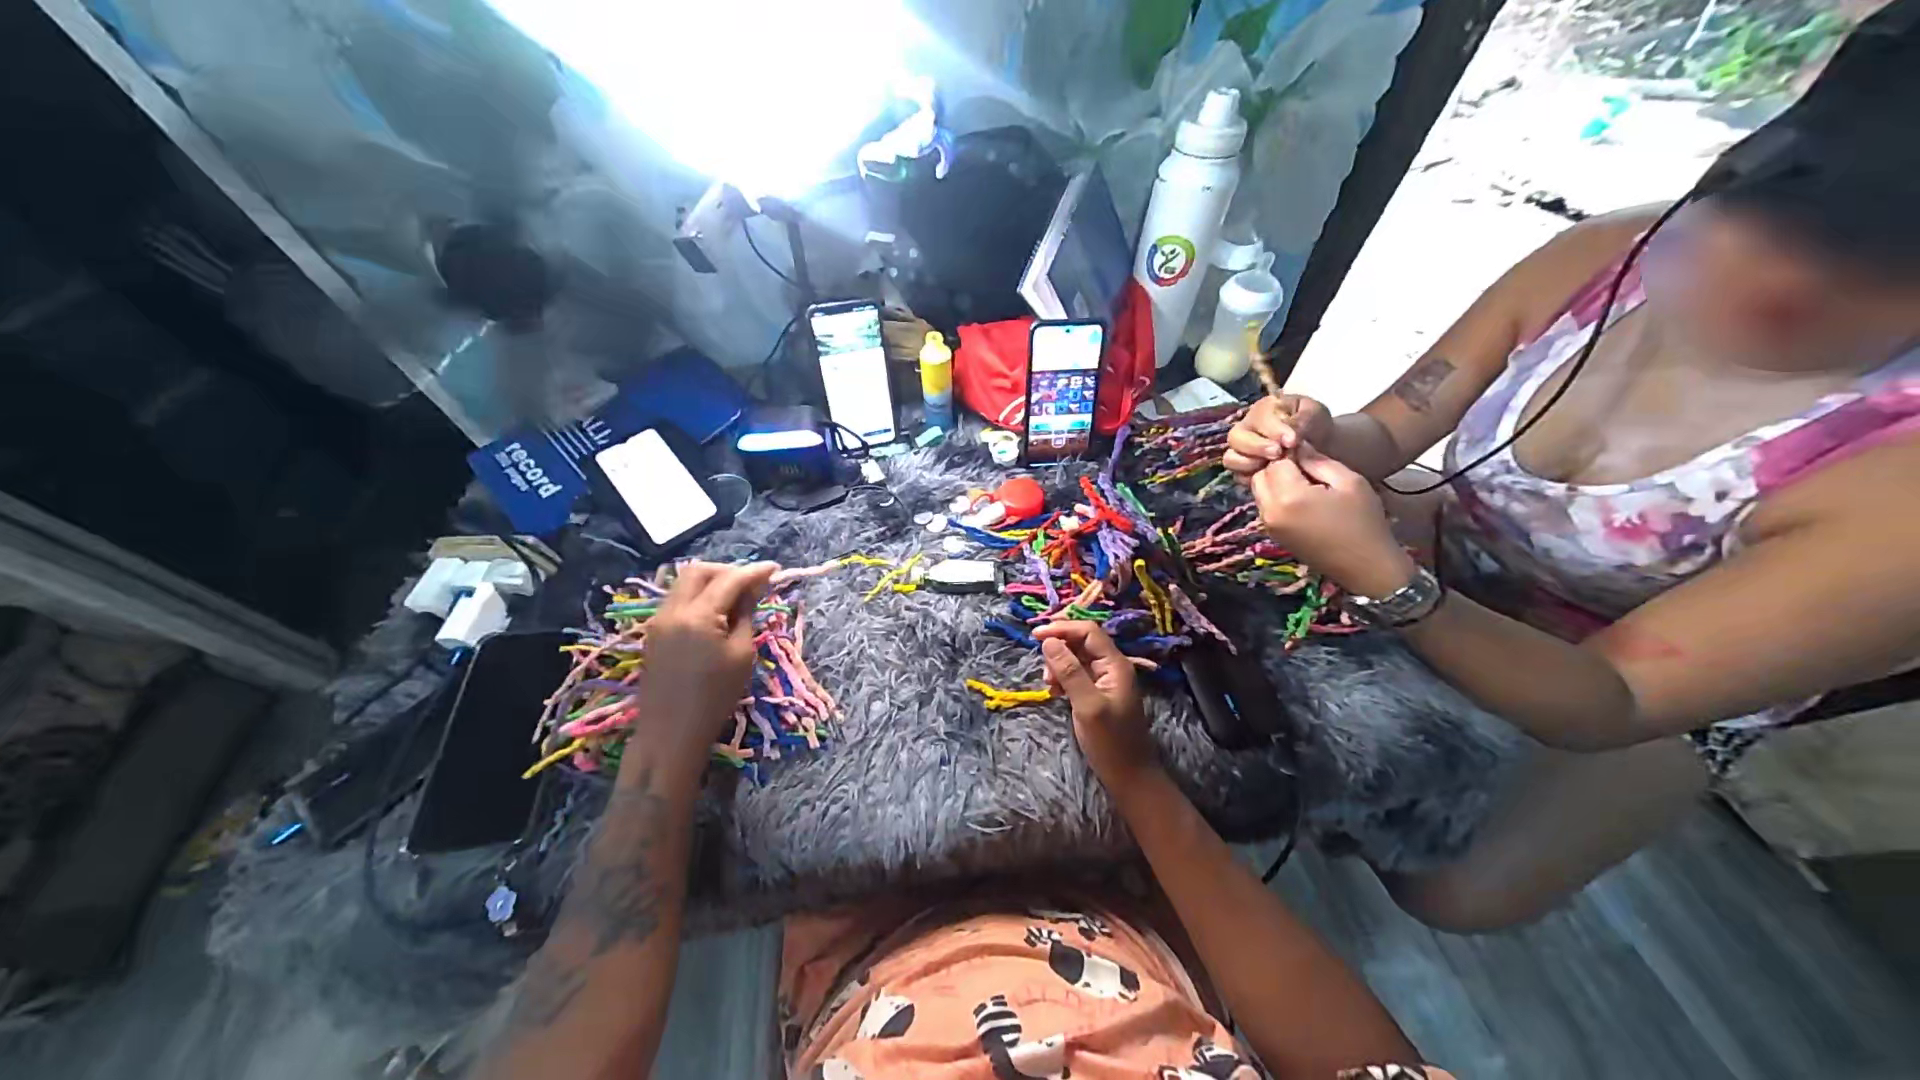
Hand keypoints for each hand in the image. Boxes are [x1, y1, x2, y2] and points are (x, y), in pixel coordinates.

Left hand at [637, 561, 777, 770]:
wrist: (670, 734)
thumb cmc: (715, 698)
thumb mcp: (742, 655)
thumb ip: (746, 616)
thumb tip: (752, 591)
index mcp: (698, 616)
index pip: (729, 580)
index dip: (754, 572)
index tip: (775, 569)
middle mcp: (673, 610)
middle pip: (699, 571)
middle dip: (728, 570)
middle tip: (752, 582)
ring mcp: (659, 621)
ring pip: (685, 583)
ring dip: (712, 581)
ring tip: (737, 596)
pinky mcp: (655, 633)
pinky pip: (678, 600)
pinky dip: (699, 596)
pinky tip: (717, 612)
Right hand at [1033, 621, 1159, 790]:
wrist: (1130, 775)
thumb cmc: (1110, 742)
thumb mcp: (1087, 705)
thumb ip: (1069, 671)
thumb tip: (1049, 641)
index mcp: (1115, 664)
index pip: (1088, 631)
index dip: (1061, 628)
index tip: (1035, 635)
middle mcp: (1112, 667)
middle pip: (1081, 642)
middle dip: (1058, 648)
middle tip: (1043, 669)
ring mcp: (1105, 680)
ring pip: (1077, 658)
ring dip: (1058, 665)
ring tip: (1049, 684)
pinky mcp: (1098, 693)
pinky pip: (1077, 674)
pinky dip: (1063, 678)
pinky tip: (1055, 692)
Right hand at [1224, 394, 1334, 478]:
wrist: (1323, 448)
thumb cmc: (1316, 426)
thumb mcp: (1315, 415)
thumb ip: (1302, 421)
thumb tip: (1288, 438)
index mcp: (1263, 409)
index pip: (1258, 417)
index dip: (1273, 430)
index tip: (1292, 441)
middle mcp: (1246, 428)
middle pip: (1236, 437)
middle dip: (1257, 447)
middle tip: (1279, 454)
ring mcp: (1242, 450)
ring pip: (1231, 458)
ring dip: (1249, 463)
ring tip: (1272, 465)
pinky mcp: (1243, 470)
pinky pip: (1237, 475)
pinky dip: (1249, 477)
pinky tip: (1268, 476)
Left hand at [1250, 445, 1417, 598]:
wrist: (1365, 565)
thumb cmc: (1363, 520)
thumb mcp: (1348, 482)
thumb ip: (1318, 461)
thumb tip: (1298, 445)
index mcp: (1289, 498)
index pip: (1275, 461)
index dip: (1291, 453)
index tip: (1308, 453)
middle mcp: (1270, 512)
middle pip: (1261, 475)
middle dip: (1278, 466)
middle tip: (1306, 468)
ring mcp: (1268, 525)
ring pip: (1259, 490)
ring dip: (1276, 481)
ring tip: (1306, 483)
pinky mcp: (1271, 534)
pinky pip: (1265, 505)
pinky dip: (1276, 496)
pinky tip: (1302, 499)